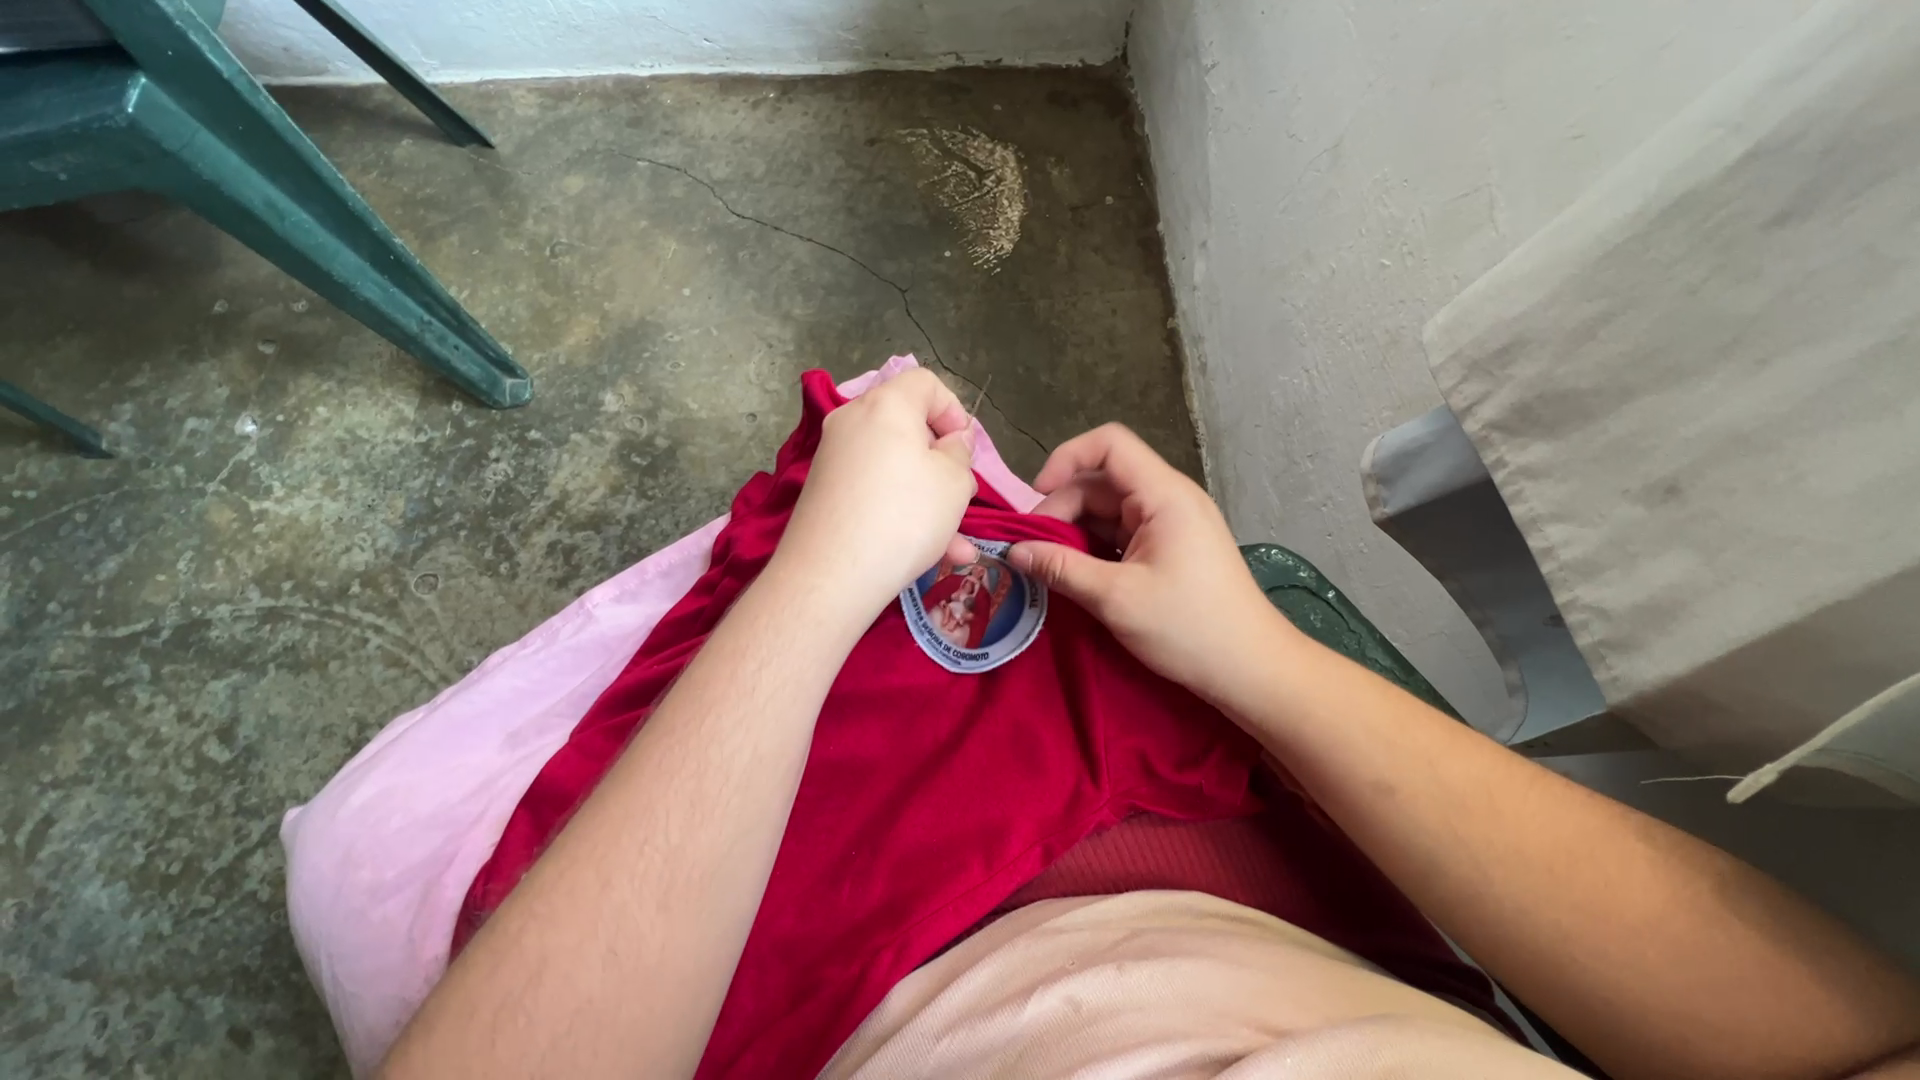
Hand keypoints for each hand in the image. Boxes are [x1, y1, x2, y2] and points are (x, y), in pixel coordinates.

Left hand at [773, 369, 978, 616]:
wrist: (831, 576)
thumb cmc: (905, 516)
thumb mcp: (954, 482)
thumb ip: (960, 453)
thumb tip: (952, 441)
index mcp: (886, 405)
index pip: (926, 384)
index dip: (954, 411)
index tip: (966, 450)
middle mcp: (852, 423)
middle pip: (908, 430)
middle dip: (943, 465)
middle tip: (963, 497)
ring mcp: (834, 460)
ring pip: (896, 471)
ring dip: (930, 503)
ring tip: (957, 546)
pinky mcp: (825, 495)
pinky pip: (875, 494)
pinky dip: (901, 515)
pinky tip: (931, 556)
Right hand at [1008, 424, 1295, 704]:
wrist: (1250, 669)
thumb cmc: (1189, 628)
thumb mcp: (1116, 598)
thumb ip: (1061, 569)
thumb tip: (1014, 552)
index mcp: (1163, 495)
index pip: (1109, 444)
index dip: (1065, 460)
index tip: (1035, 502)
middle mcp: (1167, 499)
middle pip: (1101, 481)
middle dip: (1061, 509)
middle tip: (1032, 552)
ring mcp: (1169, 525)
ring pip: (1107, 510)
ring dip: (1074, 533)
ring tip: (1046, 567)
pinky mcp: (1168, 550)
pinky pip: (1120, 534)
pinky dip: (1093, 549)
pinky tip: (1074, 575)